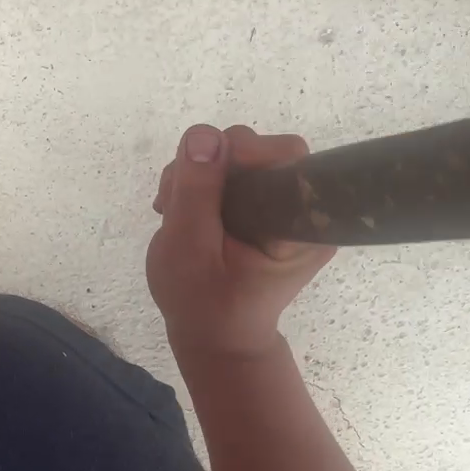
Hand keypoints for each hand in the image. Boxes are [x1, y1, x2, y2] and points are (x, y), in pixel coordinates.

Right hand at [147, 125, 336, 358]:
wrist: (211, 336)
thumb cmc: (201, 303)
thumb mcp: (187, 249)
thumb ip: (196, 192)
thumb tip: (204, 134)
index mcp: (299, 225)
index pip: (286, 157)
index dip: (245, 152)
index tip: (205, 174)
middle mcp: (298, 208)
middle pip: (257, 150)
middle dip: (208, 165)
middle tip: (173, 201)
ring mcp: (276, 205)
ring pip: (235, 158)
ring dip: (195, 175)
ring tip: (171, 211)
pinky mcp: (258, 205)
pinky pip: (228, 174)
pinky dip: (197, 184)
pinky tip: (179, 209)